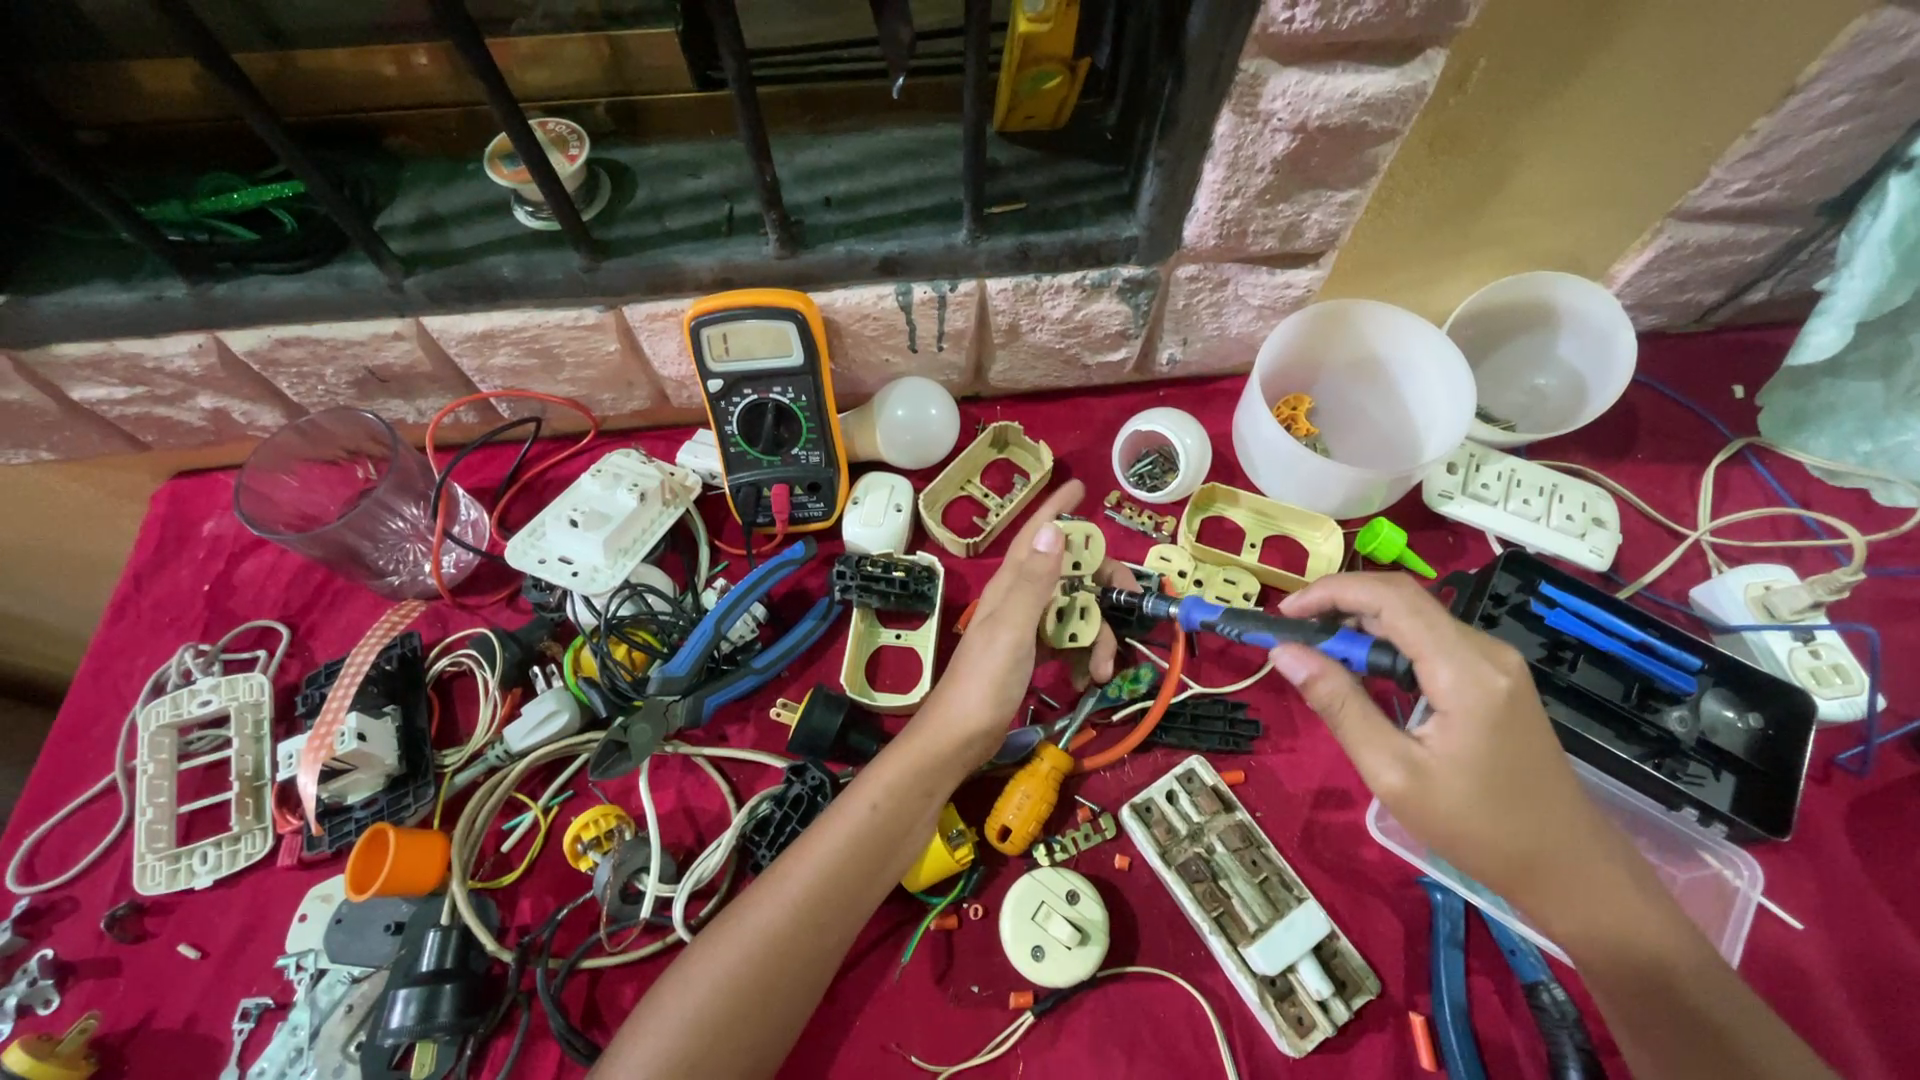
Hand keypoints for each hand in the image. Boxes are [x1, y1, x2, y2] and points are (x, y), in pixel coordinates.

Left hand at [909, 480, 1122, 765]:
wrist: (963, 736)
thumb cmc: (984, 681)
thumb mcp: (1012, 628)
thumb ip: (1034, 581)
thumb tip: (1056, 529)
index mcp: (1012, 584)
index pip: (1038, 535)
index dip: (1057, 509)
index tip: (1079, 485)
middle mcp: (1020, 598)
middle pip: (1071, 573)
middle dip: (1103, 586)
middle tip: (1129, 601)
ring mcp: (1027, 627)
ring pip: (1077, 611)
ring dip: (1098, 636)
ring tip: (1102, 671)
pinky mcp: (1033, 654)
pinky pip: (1070, 641)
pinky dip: (1085, 657)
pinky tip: (1089, 681)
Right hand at [1268, 573, 1628, 918]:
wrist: (1566, 865)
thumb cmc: (1476, 827)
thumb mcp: (1392, 772)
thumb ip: (1338, 704)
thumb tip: (1285, 653)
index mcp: (1465, 670)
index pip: (1391, 598)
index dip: (1331, 592)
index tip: (1283, 615)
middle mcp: (1485, 651)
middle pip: (1402, 600)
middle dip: (1339, 606)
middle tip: (1291, 638)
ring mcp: (1494, 662)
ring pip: (1414, 618)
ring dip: (1360, 627)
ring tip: (1316, 657)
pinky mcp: (1493, 677)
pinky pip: (1430, 641)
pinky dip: (1386, 646)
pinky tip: (1361, 673)